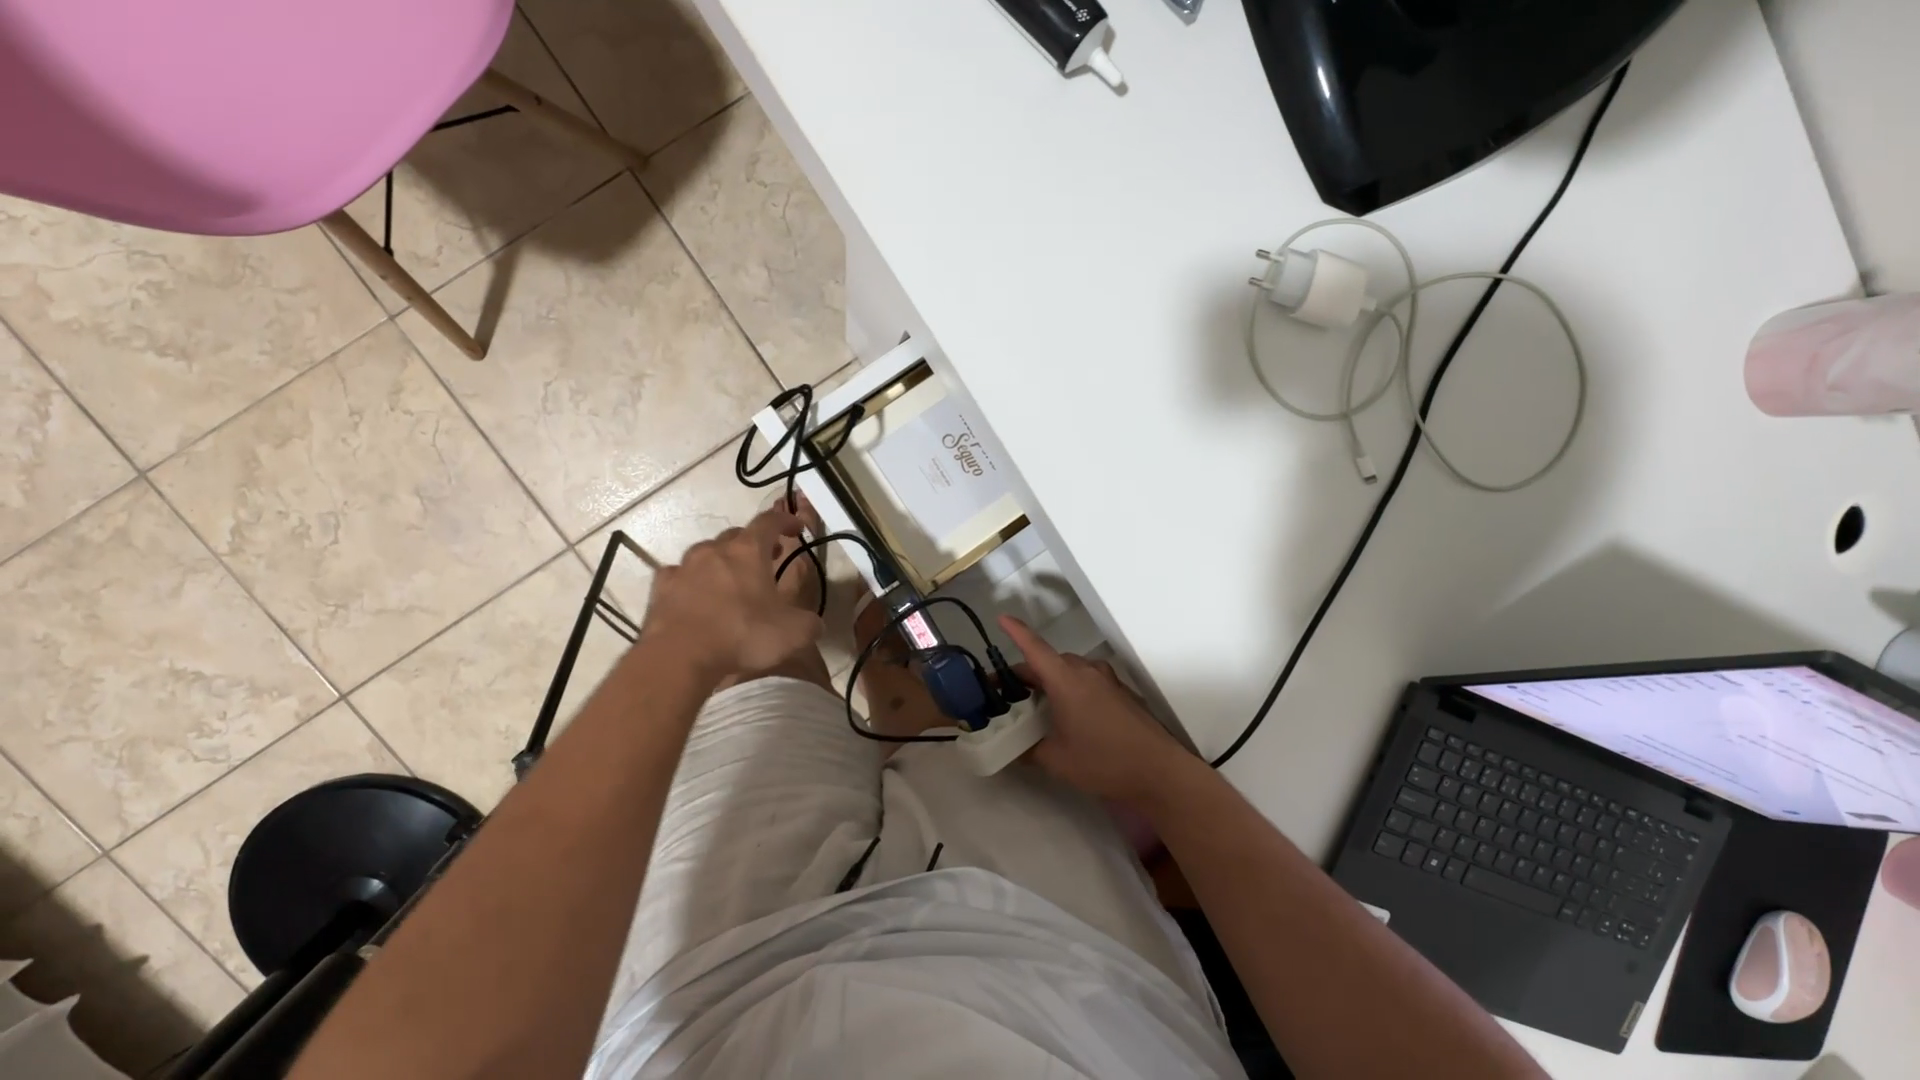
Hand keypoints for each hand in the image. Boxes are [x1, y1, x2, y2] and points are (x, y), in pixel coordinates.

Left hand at [641, 506, 822, 681]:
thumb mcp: (794, 633)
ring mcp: (684, 567)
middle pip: (736, 536)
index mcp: (749, 552)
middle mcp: (715, 550)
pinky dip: (690, 582)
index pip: (770, 522)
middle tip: (766, 561)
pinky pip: (679, 576)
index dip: (785, 521)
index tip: (796, 527)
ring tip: (729, 582)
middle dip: (753, 545)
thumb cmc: (743, 635)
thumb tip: (814, 624)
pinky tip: (694, 598)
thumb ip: (810, 623)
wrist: (680, 655)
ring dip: (720, 562)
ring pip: (705, 554)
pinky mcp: (661, 588)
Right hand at [999, 615, 1196, 807]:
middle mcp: (1087, 673)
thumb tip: (1012, 749)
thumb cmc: (1104, 762)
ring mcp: (1108, 681)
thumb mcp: (1056, 760)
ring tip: (1036, 706)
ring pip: (1070, 670)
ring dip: (1051, 681)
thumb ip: (1028, 751)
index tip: (1002, 619)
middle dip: (1027, 672)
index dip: (1016, 632)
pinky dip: (1071, 689)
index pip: (1035, 648)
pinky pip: (1087, 681)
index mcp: (1067, 681)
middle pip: (1050, 661)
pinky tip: (1068, 715)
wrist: (1159, 772)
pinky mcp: (1121, 693)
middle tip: (1007, 693)